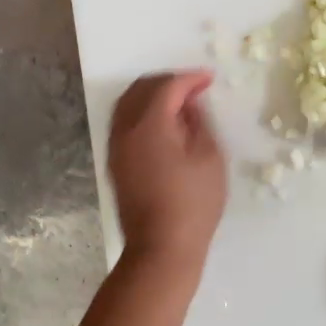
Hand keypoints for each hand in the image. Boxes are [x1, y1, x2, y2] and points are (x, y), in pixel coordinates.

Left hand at [109, 71, 227, 265]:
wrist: (161, 247)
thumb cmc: (193, 204)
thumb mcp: (209, 158)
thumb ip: (198, 123)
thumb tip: (187, 106)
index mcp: (149, 124)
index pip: (167, 86)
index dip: (189, 78)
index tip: (209, 79)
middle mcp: (125, 129)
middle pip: (141, 89)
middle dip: (168, 82)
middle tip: (194, 87)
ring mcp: (116, 147)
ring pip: (128, 104)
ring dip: (152, 95)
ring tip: (178, 101)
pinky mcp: (115, 162)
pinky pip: (124, 122)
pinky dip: (142, 112)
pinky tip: (162, 123)